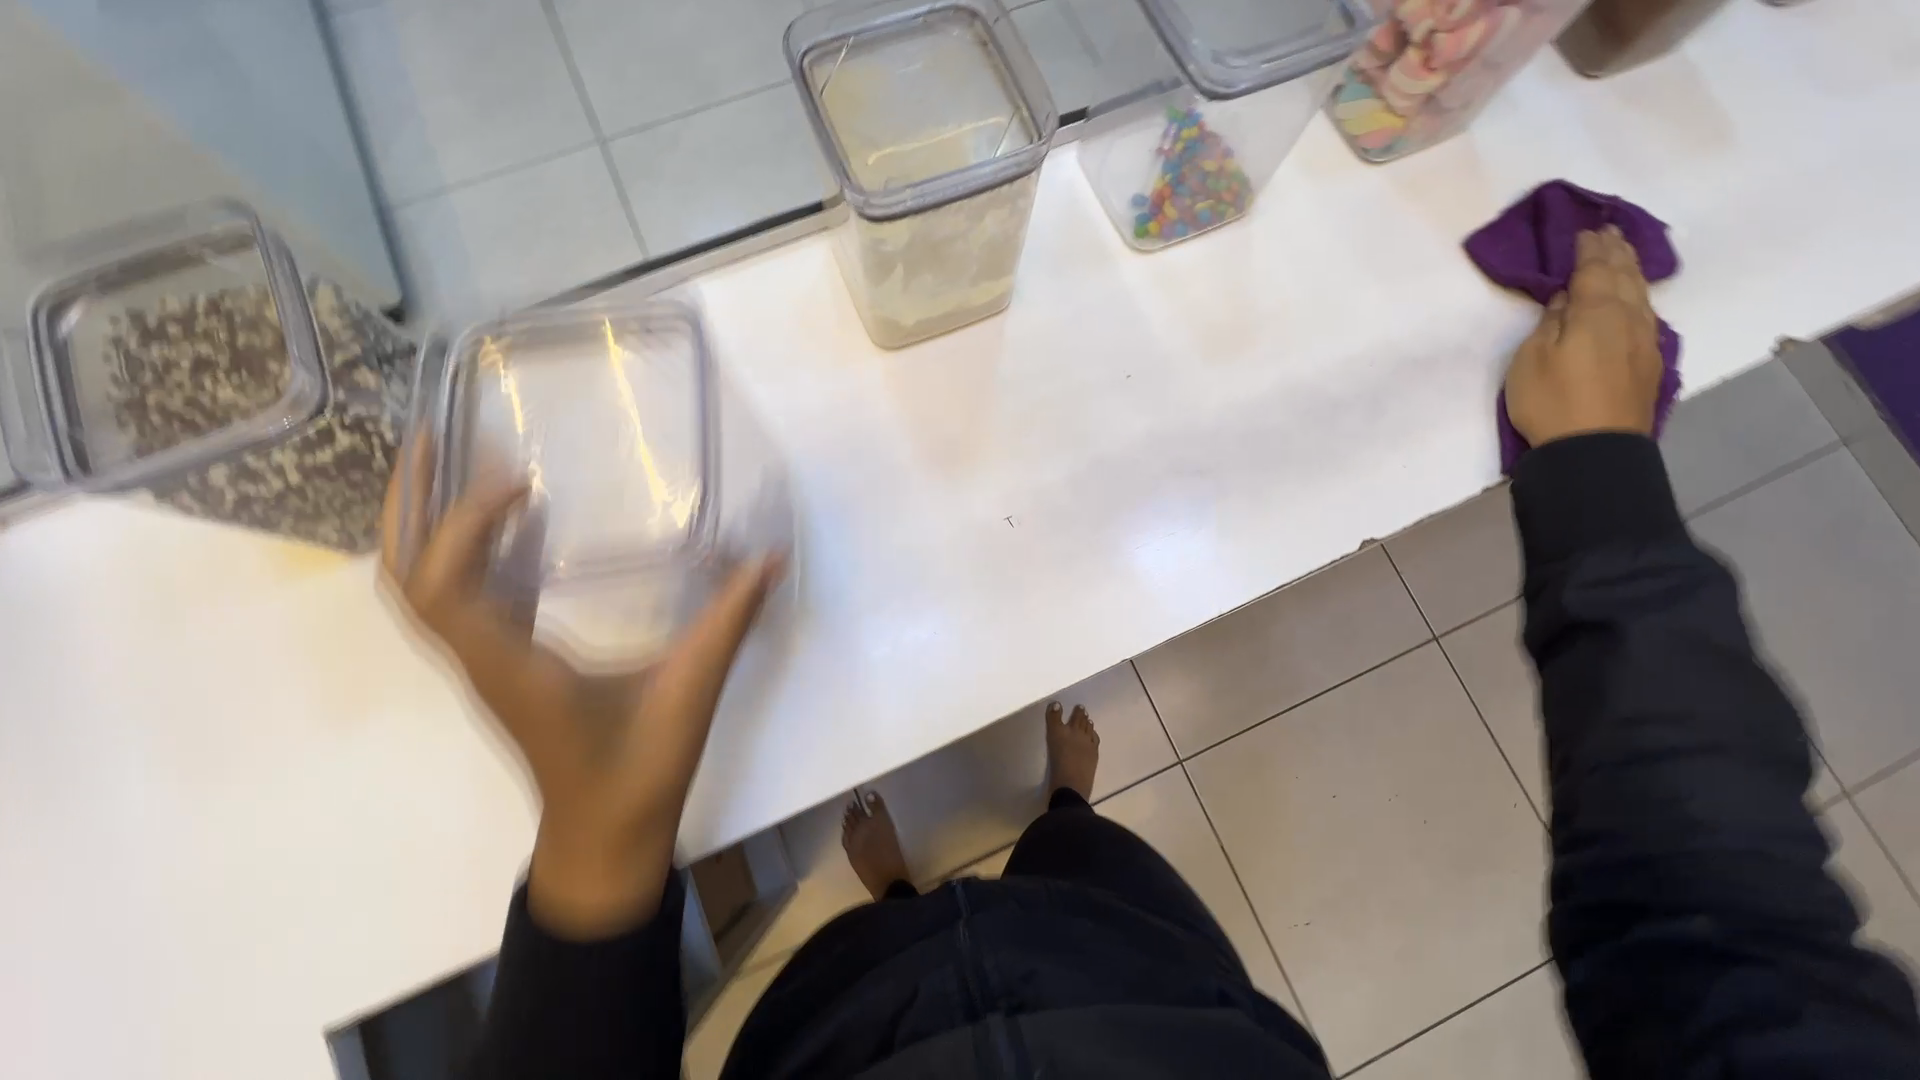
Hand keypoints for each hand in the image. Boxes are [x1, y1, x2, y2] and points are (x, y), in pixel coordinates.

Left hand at [380, 439, 785, 938]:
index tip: (520, 481)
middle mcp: (480, 662)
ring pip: (418, 591)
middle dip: (406, 505)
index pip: (447, 589)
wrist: (605, 836)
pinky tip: (503, 525)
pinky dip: (456, 551)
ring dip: (420, 525)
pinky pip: (454, 601)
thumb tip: (772, 557)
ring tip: (448, 462)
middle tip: (431, 434)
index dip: (464, 525)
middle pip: (405, 580)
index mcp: (512, 667)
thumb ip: (730, 621)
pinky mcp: (500, 668)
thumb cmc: (639, 770)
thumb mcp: (691, 691)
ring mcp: (484, 666)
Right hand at [1504, 226, 1663, 446]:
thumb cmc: (1551, 401)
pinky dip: (1639, 295)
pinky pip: (1646, 314)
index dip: (1588, 249)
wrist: (1594, 450)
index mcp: (1596, 311)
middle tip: (1609, 230)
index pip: (1594, 269)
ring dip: (1631, 270)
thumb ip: (1549, 323)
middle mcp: (1629, 318)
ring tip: (1623, 254)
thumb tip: (1564, 300)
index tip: (1585, 230)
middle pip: (1625, 276)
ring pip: (1641, 293)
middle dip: (1616, 251)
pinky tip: (1635, 297)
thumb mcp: (1531, 360)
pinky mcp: (1648, 363)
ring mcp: (1644, 341)